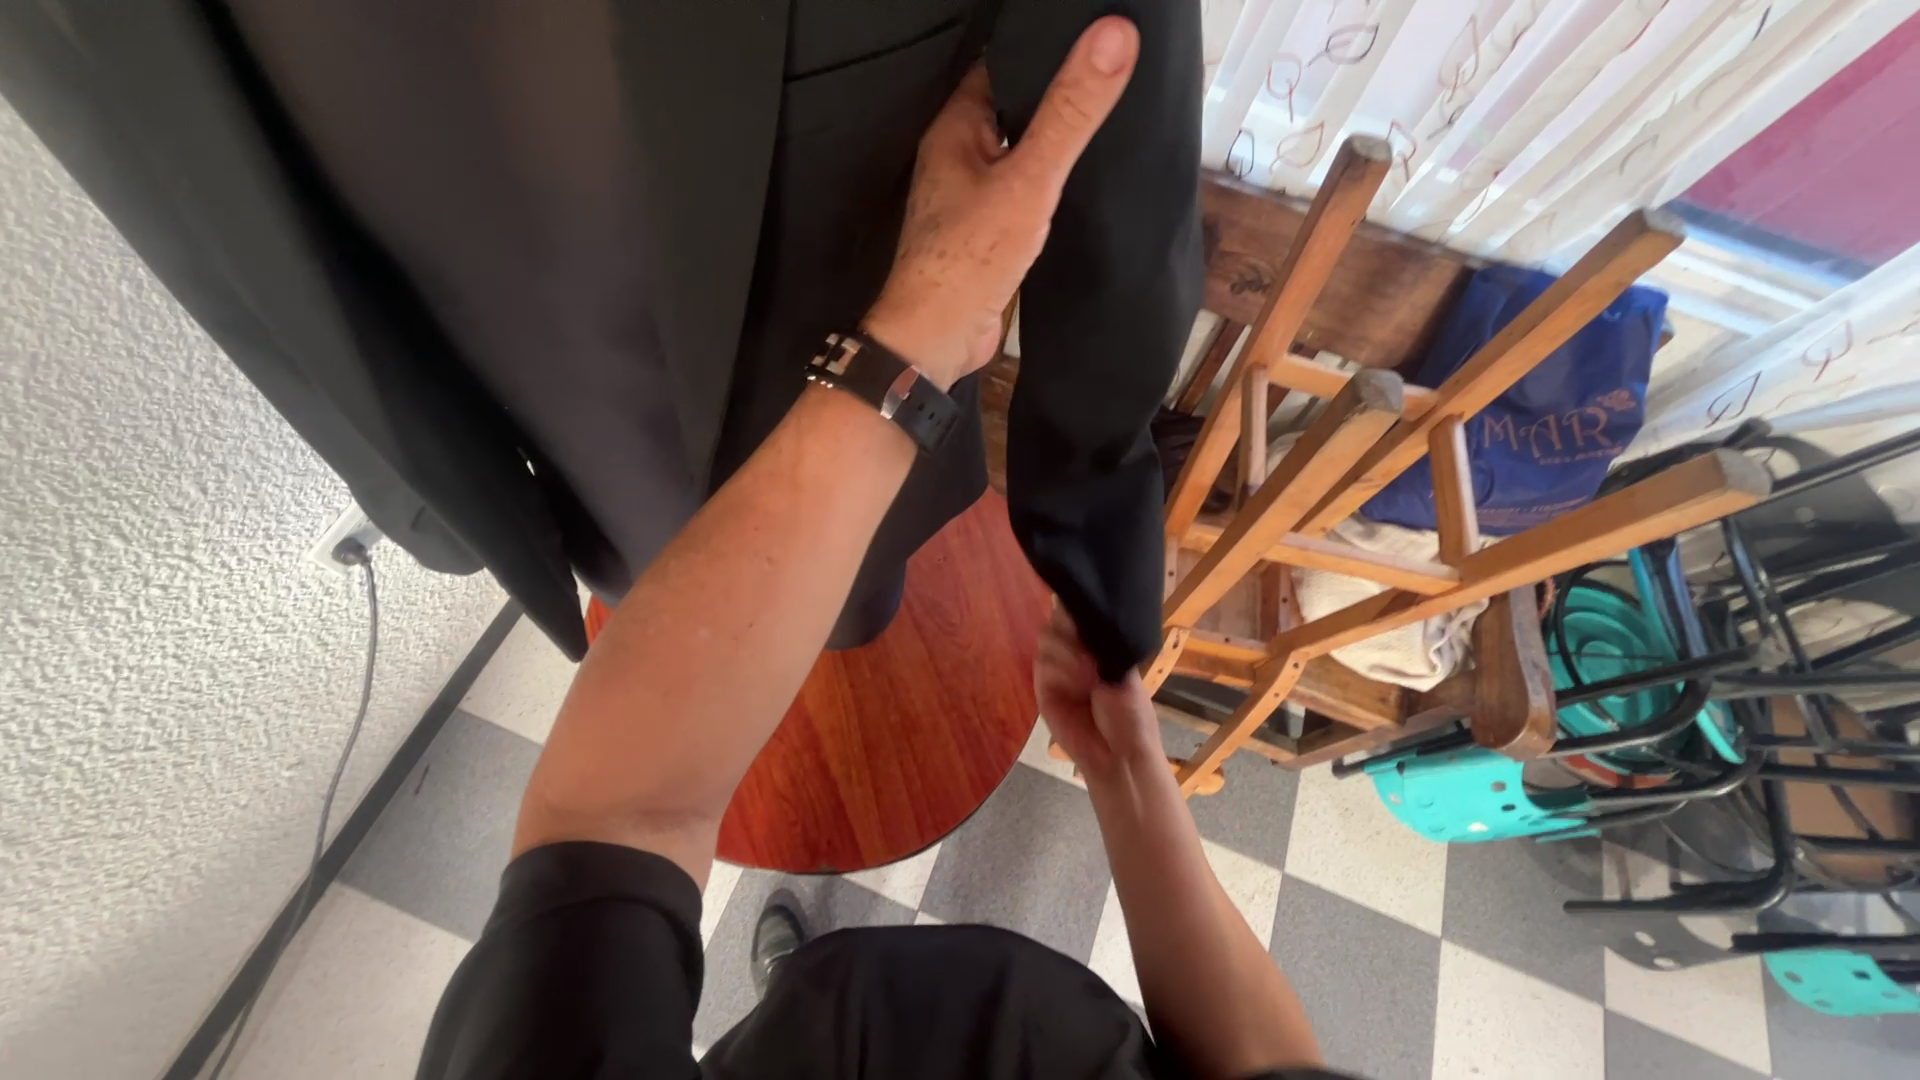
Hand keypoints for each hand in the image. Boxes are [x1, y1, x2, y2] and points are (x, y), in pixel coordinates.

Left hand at [864, 16, 1139, 389]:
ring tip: (1099, 126)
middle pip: (1010, 111)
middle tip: (1106, 82)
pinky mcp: (982, 236)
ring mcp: (968, 200)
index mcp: (954, 129)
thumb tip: (1113, 38)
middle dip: (1052, 99)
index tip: (1089, 42)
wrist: (937, 338)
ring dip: (1048, 148)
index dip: (1043, 52)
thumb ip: (1070, 114)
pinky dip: (1042, 190)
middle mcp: (956, 159)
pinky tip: (1072, 189)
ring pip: (1014, 157)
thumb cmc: (969, 259)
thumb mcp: (1029, 179)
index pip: (1000, 66)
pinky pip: (1017, 198)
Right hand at [1034, 603, 1163, 780]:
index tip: (1089, 614)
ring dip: (1068, 650)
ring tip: (1090, 674)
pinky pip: (1042, 664)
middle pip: (1058, 619)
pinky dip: (1060, 668)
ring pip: (1047, 638)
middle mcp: (1073, 651)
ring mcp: (1056, 668)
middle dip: (1072, 628)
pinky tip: (1079, 682)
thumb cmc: (1131, 714)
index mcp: (1096, 644)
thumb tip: (1088, 615)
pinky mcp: (1043, 687)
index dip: (1079, 607)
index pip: (1078, 612)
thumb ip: (1104, 643)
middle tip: (1091, 650)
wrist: (1120, 753)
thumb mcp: (1125, 672)